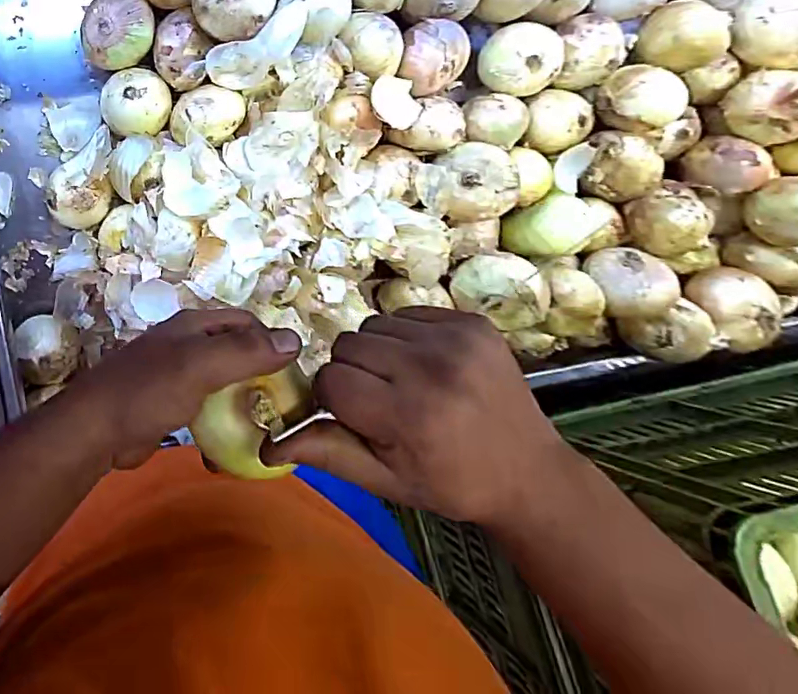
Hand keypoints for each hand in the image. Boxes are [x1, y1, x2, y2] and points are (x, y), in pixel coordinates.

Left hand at [55, 308, 301, 470]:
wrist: (96, 431)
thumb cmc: (148, 390)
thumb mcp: (199, 365)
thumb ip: (244, 351)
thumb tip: (295, 339)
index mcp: (195, 325)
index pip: (247, 323)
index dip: (272, 343)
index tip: (293, 377)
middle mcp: (188, 344)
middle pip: (238, 354)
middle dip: (261, 380)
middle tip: (283, 412)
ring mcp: (179, 375)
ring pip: (225, 385)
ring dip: (243, 408)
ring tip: (262, 436)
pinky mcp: (172, 405)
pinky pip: (208, 412)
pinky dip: (221, 429)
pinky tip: (226, 454)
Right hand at [268, 307, 577, 529]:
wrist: (530, 473)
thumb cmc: (449, 482)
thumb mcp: (386, 481)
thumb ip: (328, 453)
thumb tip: (267, 446)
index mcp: (410, 416)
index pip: (330, 381)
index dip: (336, 400)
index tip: (359, 418)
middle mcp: (432, 369)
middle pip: (347, 346)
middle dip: (354, 373)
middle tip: (383, 401)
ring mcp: (456, 340)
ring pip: (372, 326)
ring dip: (377, 353)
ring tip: (406, 382)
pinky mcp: (472, 322)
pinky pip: (405, 314)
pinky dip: (405, 337)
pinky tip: (428, 366)